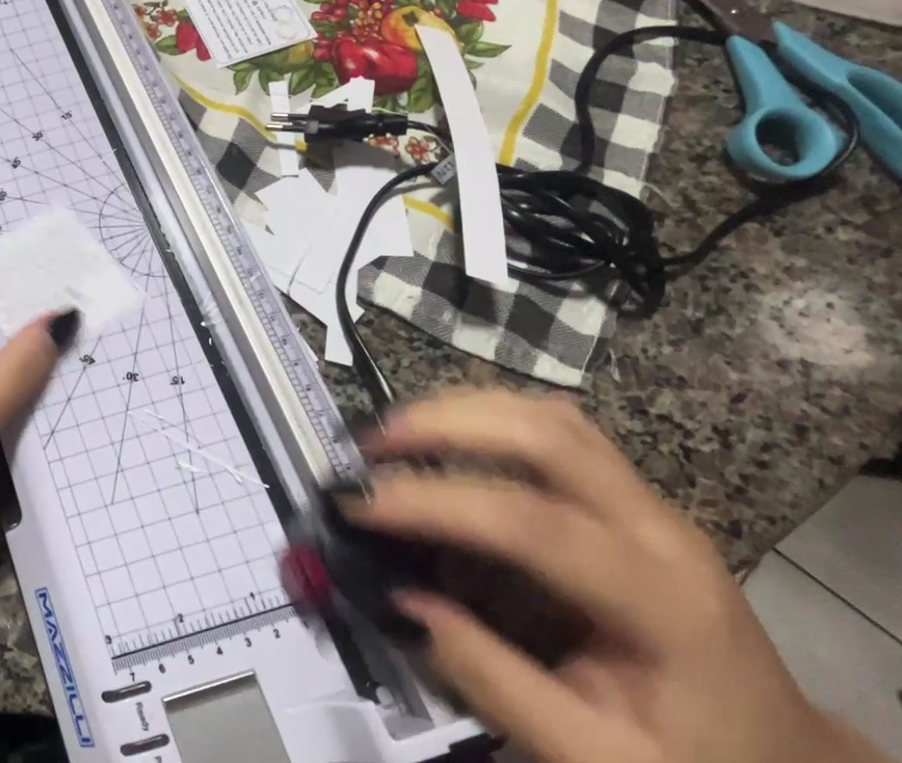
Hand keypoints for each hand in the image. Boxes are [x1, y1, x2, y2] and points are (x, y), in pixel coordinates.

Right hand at [342, 389, 885, 762]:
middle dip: (445, 424)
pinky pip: (558, 432)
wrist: (781, 756)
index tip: (356, 504)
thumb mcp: (591, 754)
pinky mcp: (631, 500)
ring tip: (393, 434)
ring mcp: (650, 506)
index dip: (433, 503)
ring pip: (552, 417)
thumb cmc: (686, 759)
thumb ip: (492, 680)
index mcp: (662, 600)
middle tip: (367, 445)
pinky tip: (445, 439)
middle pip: (549, 434)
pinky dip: (488, 419)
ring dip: (463, 409)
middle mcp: (660, 529)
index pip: (531, 523)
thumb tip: (398, 604)